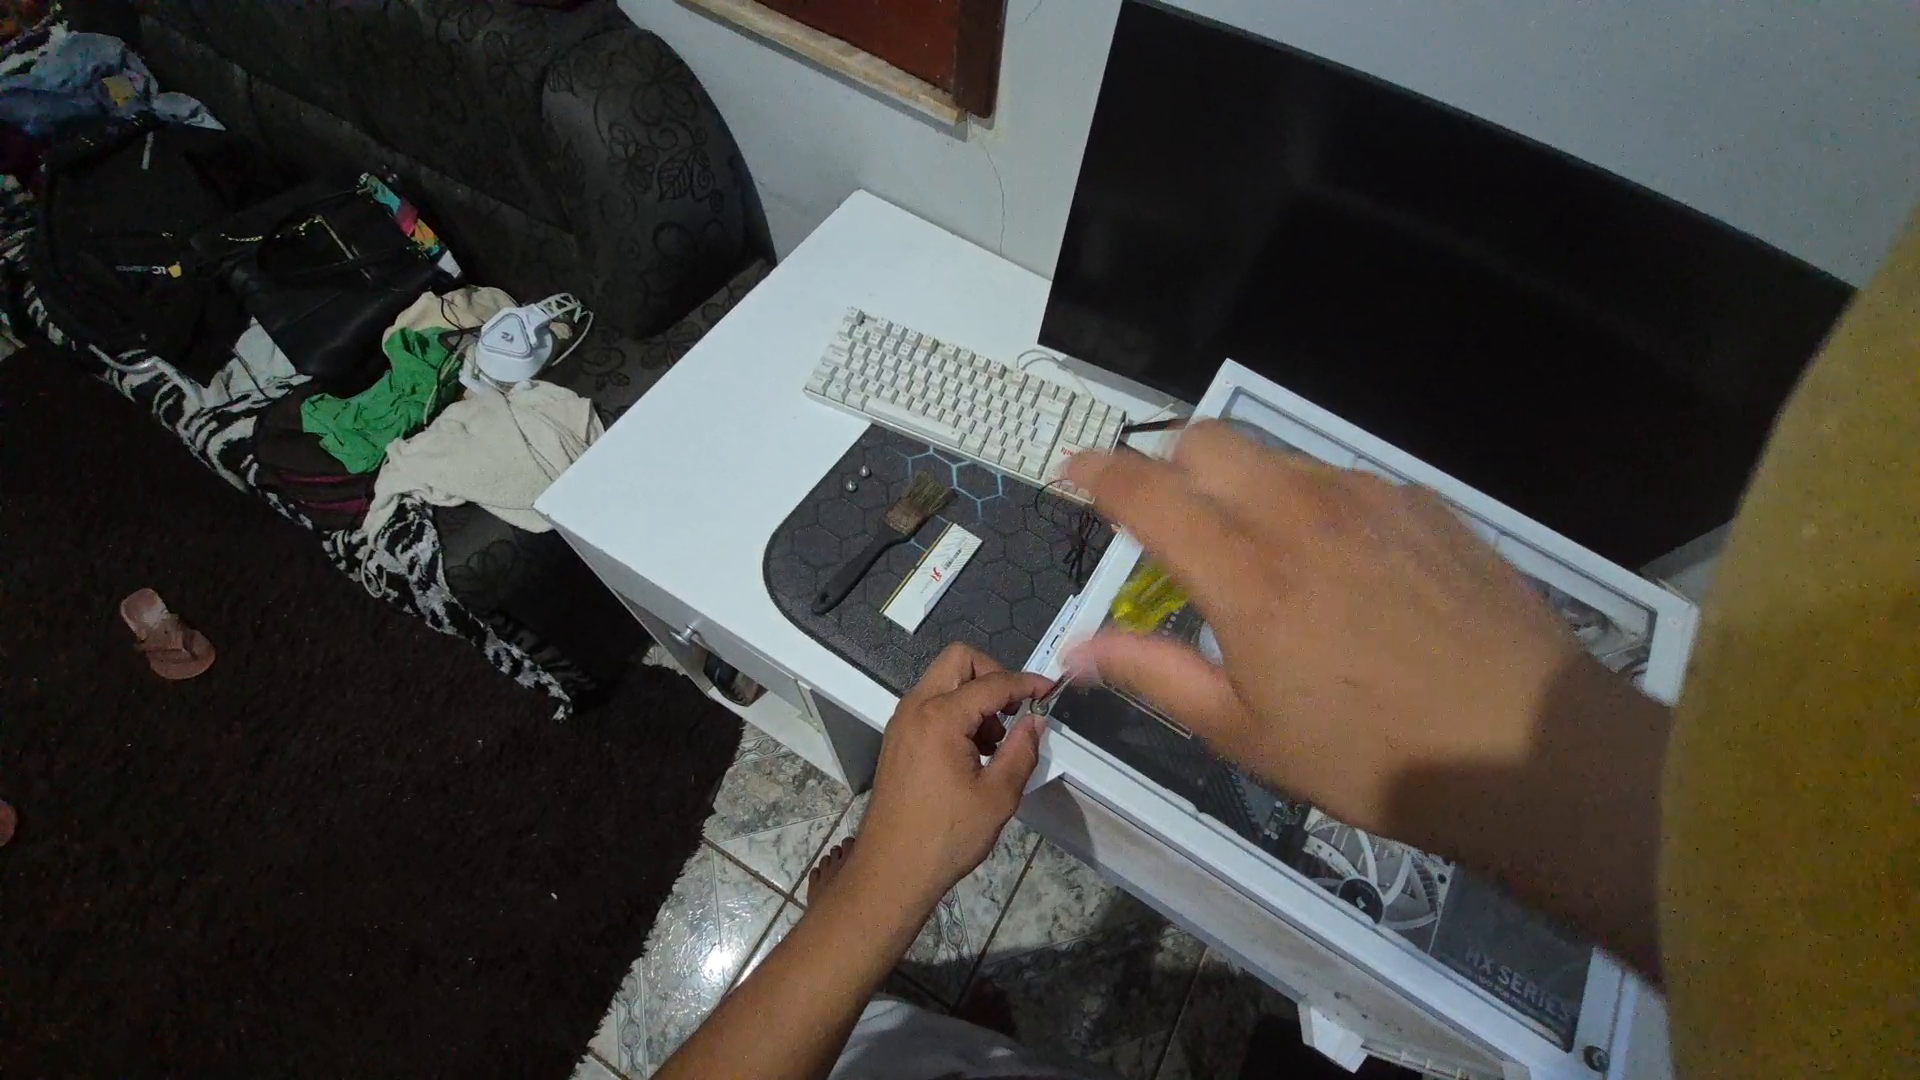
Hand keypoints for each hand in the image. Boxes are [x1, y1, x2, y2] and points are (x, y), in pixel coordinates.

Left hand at [851, 644, 1052, 909]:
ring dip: (974, 694)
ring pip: (944, 679)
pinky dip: (957, 711)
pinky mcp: (898, 737)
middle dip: (994, 675)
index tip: (1051, 692)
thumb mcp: (998, 796)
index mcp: (940, 716)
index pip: (993, 682)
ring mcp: (902, 720)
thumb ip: (1022, 750)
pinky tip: (974, 751)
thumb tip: (1035, 721)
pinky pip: (931, 703)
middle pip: (959, 659)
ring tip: (995, 741)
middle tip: (1015, 709)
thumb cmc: (946, 836)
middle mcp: (916, 707)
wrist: (890, 870)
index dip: (1027, 684)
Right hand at [1064, 422, 1629, 849]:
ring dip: (1237, 485)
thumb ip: (1150, 673)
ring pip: (1270, 456)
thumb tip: (1076, 649)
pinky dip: (1303, 501)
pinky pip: (1335, 478)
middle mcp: (1297, 511)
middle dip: (1168, 466)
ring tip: (1256, 552)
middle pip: (1205, 441)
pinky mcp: (1419, 503)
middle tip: (1167, 521)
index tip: (1075, 471)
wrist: (1537, 753)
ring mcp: (1366, 498)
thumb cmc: (1369, 755)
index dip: (1098, 473)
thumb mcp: (1241, 730)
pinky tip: (1334, 562)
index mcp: (1244, 572)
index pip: (1147, 492)